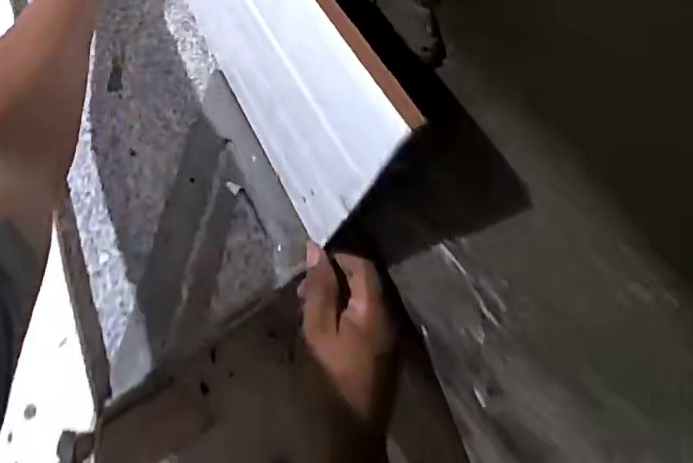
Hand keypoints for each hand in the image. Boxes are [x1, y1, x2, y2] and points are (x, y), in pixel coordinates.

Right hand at [300, 243, 397, 435]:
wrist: (347, 444)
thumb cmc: (328, 383)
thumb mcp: (317, 332)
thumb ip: (319, 289)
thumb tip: (317, 249)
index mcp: (376, 309)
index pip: (362, 265)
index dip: (337, 258)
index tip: (310, 266)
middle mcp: (389, 319)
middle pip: (365, 282)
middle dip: (335, 278)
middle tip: (303, 291)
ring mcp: (389, 340)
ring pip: (364, 302)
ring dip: (338, 298)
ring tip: (309, 309)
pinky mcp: (383, 357)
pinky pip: (366, 321)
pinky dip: (346, 316)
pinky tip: (325, 329)